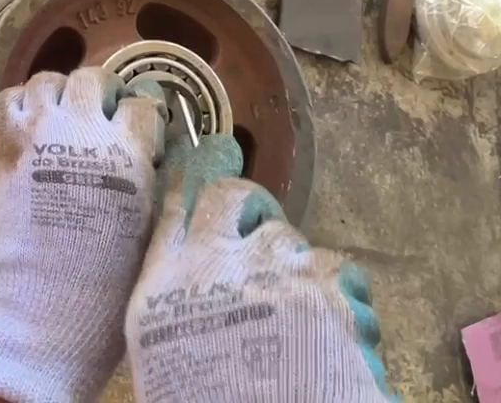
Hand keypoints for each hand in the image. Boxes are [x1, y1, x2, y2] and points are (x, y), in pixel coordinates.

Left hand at [0, 69, 167, 402]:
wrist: (40, 312)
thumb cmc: (104, 286)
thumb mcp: (147, 230)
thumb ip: (150, 182)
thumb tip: (150, 156)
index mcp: (127, 153)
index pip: (143, 107)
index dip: (145, 117)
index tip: (143, 128)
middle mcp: (82, 129)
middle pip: (95, 79)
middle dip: (103, 94)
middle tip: (102, 116)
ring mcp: (38, 130)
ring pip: (50, 80)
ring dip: (61, 94)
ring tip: (62, 116)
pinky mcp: (3, 142)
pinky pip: (9, 99)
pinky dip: (20, 104)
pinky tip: (29, 122)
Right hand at [125, 136, 393, 401]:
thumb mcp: (160, 348)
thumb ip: (169, 293)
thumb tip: (188, 263)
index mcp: (167, 282)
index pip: (174, 202)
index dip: (193, 170)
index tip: (211, 151)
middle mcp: (216, 262)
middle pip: (233, 198)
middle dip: (250, 206)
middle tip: (261, 234)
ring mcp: (273, 272)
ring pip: (288, 236)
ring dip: (293, 263)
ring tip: (300, 310)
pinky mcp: (327, 295)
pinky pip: (338, 268)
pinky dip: (340, 294)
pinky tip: (339, 332)